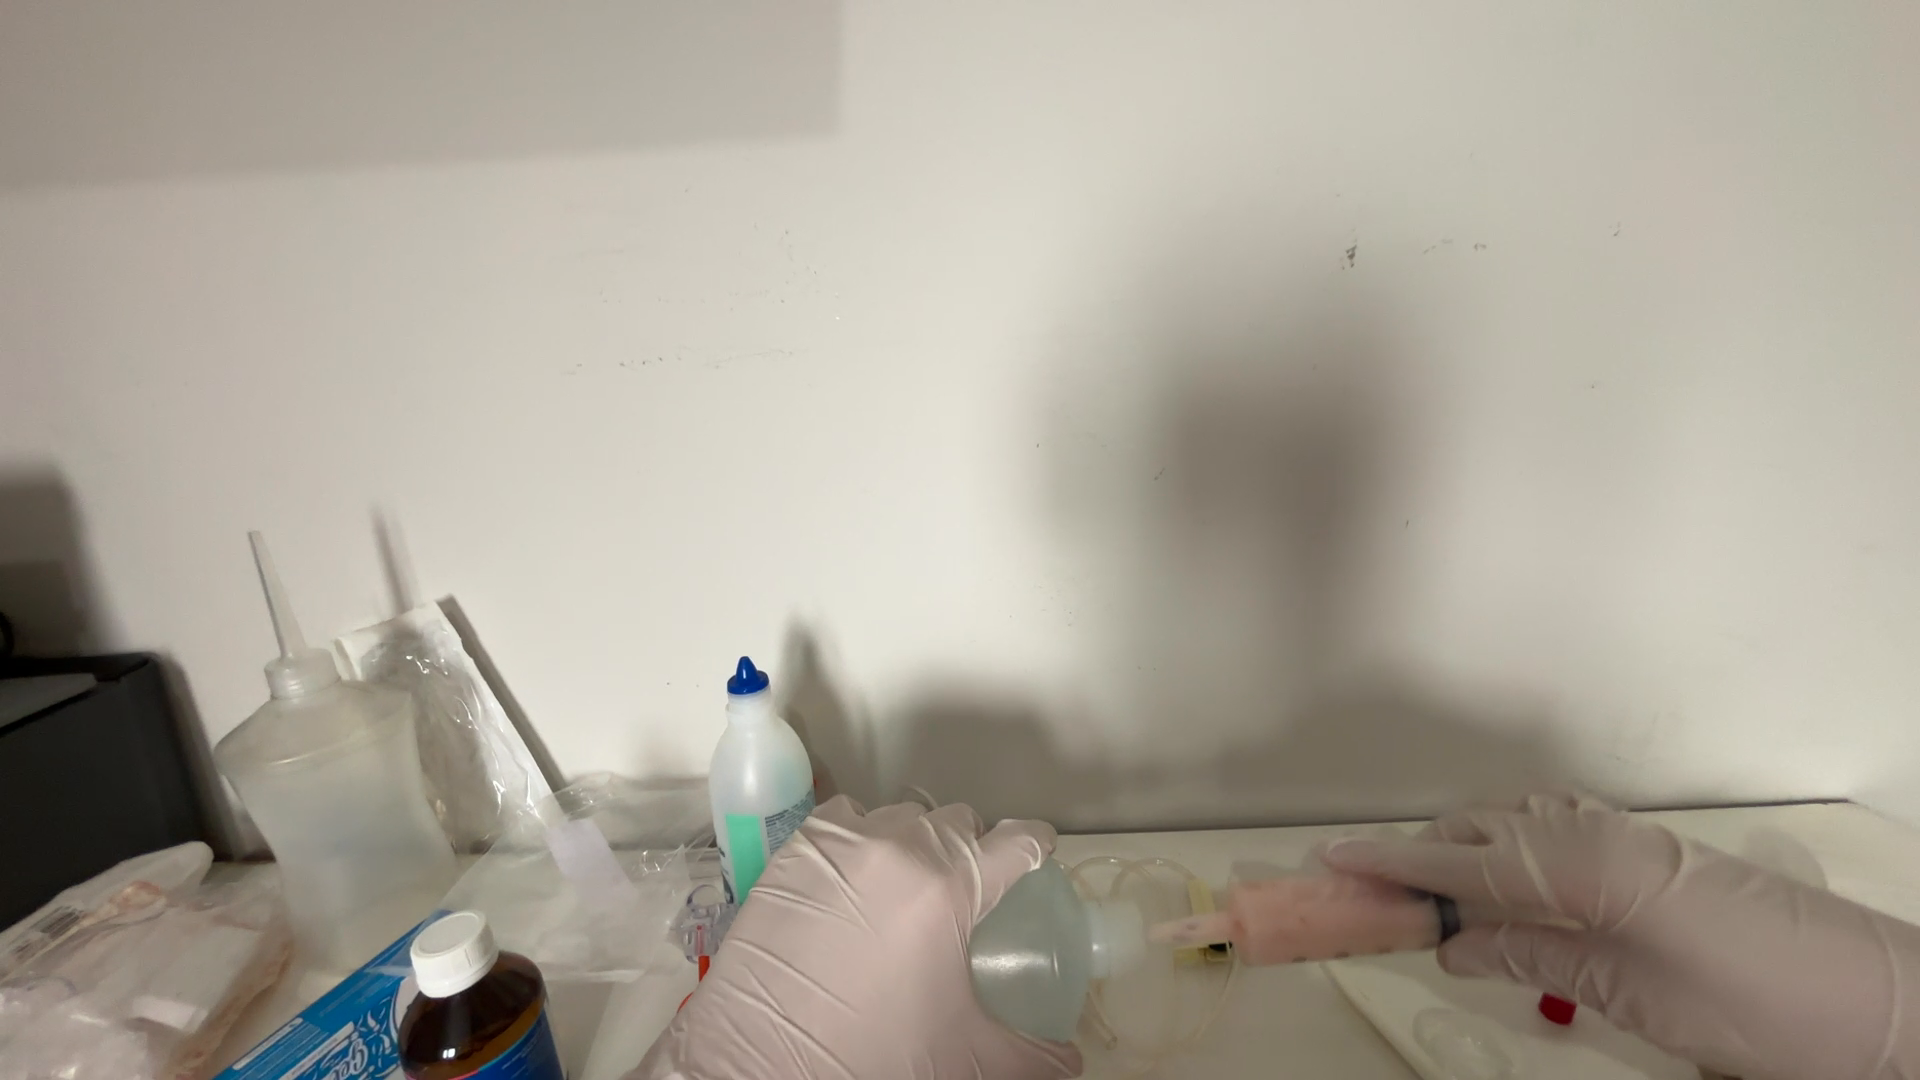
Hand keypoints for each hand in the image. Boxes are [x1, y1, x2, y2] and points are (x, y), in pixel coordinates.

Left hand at [631, 796, 1081, 1079]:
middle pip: (959, 820)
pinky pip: (847, 816)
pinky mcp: (799, 845)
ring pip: (903, 813)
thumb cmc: (867, 1058)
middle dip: (972, 847)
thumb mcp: (966, 1058)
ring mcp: (845, 839)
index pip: (1014, 841)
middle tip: (965, 890)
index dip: (1035, 844)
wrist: (756, 1065)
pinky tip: (856, 873)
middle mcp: (900, 845)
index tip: (1037, 852)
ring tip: (907, 884)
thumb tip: (1071, 1062)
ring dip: (917, 839)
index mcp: (949, 885)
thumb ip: (1033, 1056)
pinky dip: (861, 833)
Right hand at [1322, 793, 1919, 1079]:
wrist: (1895, 1007)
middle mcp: (1583, 828)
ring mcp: (1610, 826)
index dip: (1389, 861)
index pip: (1456, 859)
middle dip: (1420, 854)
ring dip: (1462, 844)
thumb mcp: (1634, 996)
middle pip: (1472, 827)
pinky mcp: (1632, 837)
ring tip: (1442, 888)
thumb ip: (1530, 955)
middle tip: (1387, 895)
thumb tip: (1453, 947)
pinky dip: (1506, 838)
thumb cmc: (1760, 1013)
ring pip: (1505, 817)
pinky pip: (1544, 819)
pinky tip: (1509, 871)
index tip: (1331, 858)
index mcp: (1575, 865)